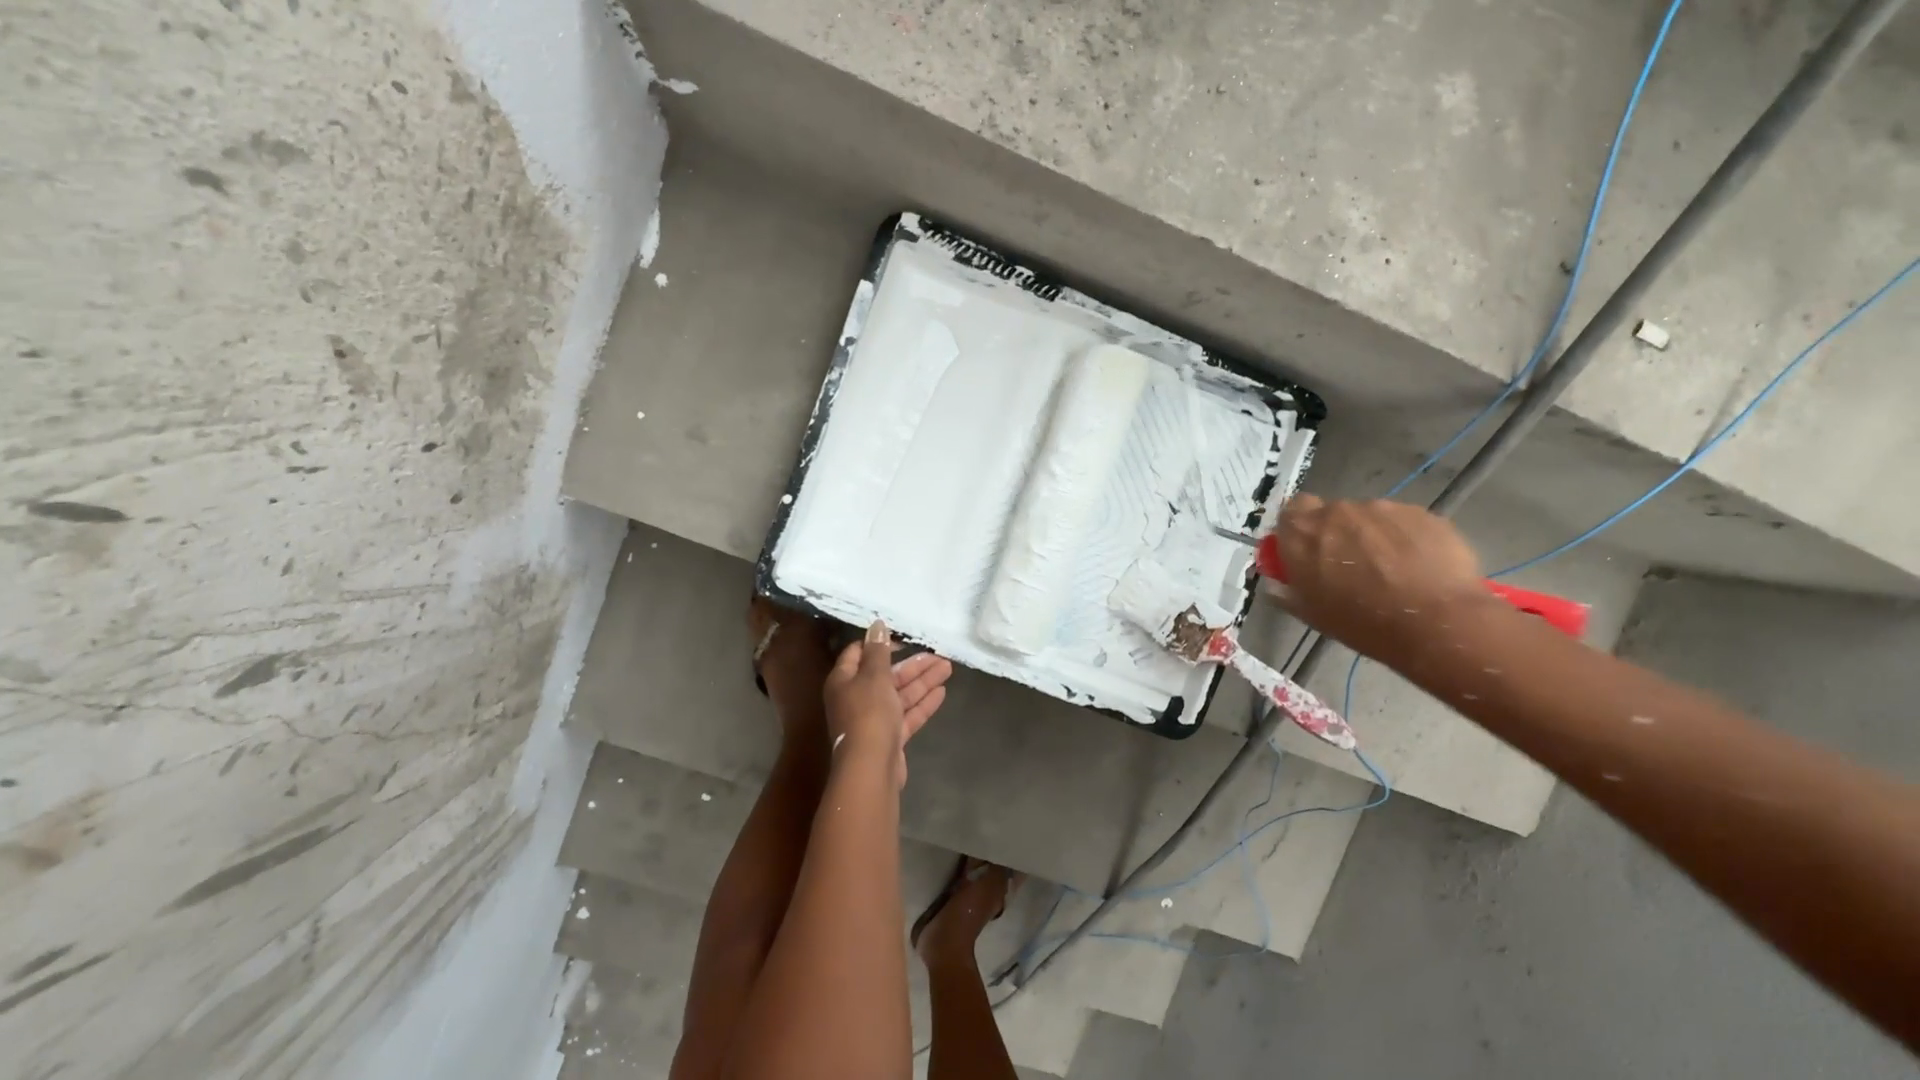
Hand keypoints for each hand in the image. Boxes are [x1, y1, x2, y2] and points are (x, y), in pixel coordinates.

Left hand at [823, 621, 952, 785]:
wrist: (871, 766)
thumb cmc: (868, 714)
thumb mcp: (873, 676)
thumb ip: (878, 650)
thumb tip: (876, 624)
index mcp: (844, 681)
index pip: (858, 653)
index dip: (879, 644)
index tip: (903, 639)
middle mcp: (856, 698)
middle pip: (885, 674)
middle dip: (912, 664)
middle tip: (937, 653)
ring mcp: (874, 719)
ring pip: (900, 694)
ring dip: (923, 680)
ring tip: (948, 667)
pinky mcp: (890, 736)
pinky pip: (907, 714)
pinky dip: (923, 703)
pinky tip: (942, 691)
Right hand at [1273, 495, 1488, 663]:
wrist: (1434, 621)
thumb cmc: (1361, 622)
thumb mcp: (1309, 614)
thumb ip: (1286, 591)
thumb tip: (1277, 582)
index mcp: (1302, 533)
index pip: (1290, 512)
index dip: (1299, 530)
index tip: (1308, 553)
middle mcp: (1339, 511)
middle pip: (1332, 514)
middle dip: (1338, 534)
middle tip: (1351, 568)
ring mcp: (1383, 508)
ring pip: (1370, 518)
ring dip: (1374, 537)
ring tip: (1393, 572)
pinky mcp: (1421, 513)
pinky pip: (1405, 523)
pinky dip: (1406, 540)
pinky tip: (1419, 569)